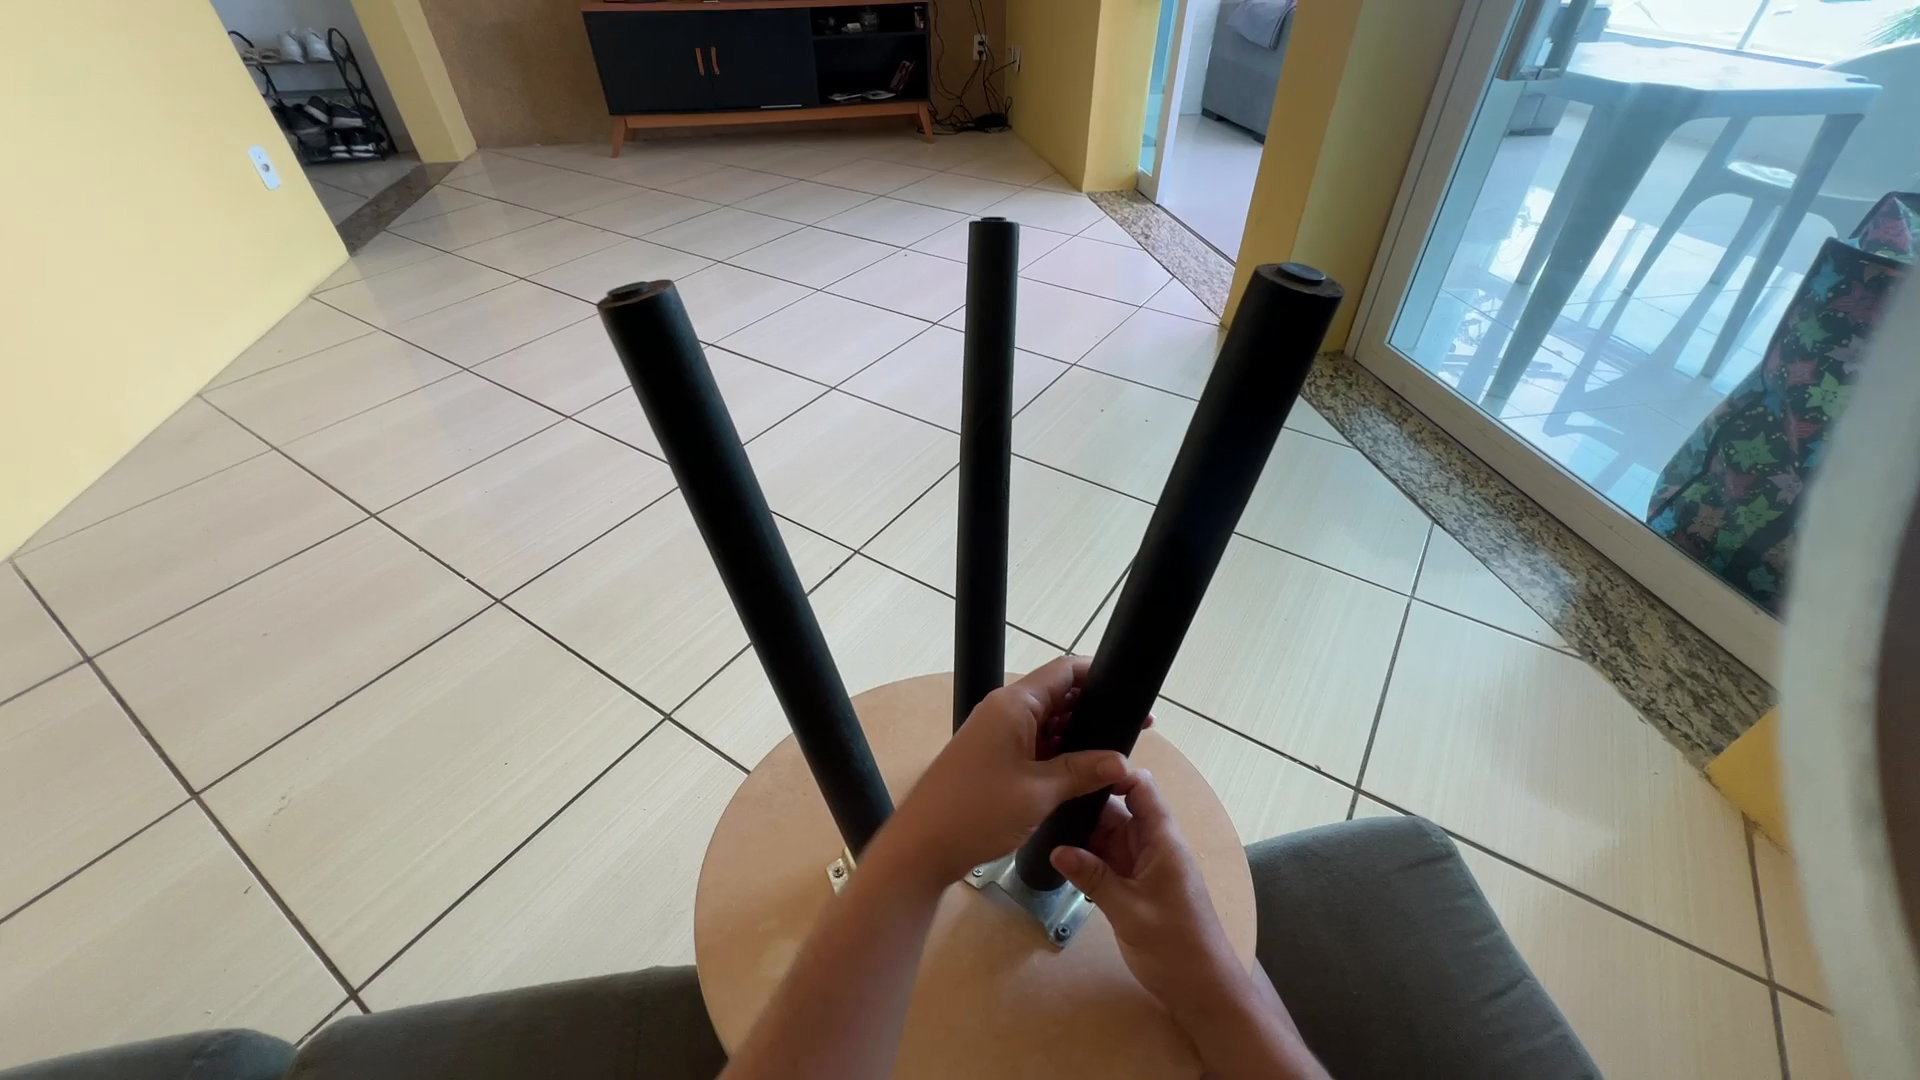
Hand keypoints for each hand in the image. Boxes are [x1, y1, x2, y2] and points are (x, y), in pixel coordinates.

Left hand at [878, 656, 1133, 887]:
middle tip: (1137, 728)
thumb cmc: (978, 811)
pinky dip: (1058, 752)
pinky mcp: (993, 756)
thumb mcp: (1039, 792)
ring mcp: (996, 733)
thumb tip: (1123, 762)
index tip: (1133, 690)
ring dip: (1077, 735)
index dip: (1099, 675)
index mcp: (1013, 704)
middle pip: (1057, 695)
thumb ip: (1083, 771)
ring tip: (1117, 751)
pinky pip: (1033, 743)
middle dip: (1095, 709)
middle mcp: (1004, 710)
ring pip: (1047, 722)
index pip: (1064, 671)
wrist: (922, 846)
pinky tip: (1085, 769)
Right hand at [1048, 771, 1241, 1009]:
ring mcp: (1142, 864)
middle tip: (1045, 795)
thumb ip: (1094, 878)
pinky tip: (1058, 852)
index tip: (1076, 765)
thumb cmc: (1176, 948)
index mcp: (1162, 840)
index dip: (1113, 770)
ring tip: (1043, 819)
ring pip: (1108, 833)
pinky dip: (1086, 855)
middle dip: (1086, 801)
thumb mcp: (1130, 912)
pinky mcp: (1133, 884)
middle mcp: (1152, 844)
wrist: (1204, 994)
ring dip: (1082, 830)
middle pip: (1117, 807)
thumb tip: (1056, 849)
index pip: (1140, 787)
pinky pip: (1107, 858)